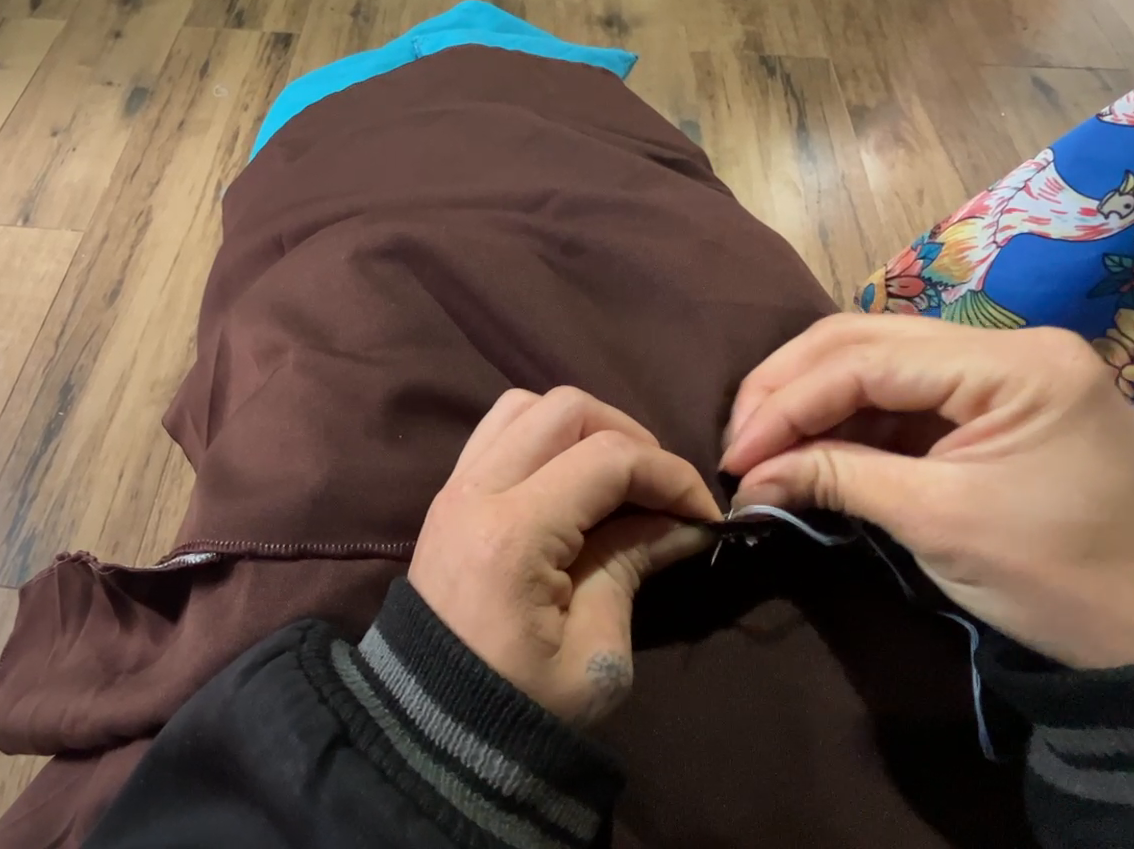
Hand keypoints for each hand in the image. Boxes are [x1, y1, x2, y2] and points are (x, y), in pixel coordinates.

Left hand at [408, 387, 721, 725]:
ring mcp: (454, 485)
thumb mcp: (595, 655)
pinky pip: (497, 430)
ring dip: (581, 427)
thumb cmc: (517, 707)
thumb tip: (680, 522)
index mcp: (512, 533)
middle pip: (564, 408)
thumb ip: (631, 567)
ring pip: (525, 406)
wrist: (429, 728)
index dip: (669, 475)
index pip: (607, 459)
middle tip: (661, 490)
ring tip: (618, 477)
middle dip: (630, 436)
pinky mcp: (447, 494)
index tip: (703, 514)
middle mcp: (475, 490)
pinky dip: (543, 436)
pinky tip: (570, 480)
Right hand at [719, 314, 1133, 669]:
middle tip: (739, 442)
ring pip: (867, 359)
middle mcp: (1006, 345)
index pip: (865, 361)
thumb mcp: (935, 522)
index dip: (786, 403)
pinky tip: (805, 444)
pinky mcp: (983, 402)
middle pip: (859, 341)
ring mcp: (996, 370)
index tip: (736, 456)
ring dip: (805, 399)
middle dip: (785, 389)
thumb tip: (745, 475)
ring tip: (760, 445)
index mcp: (1015, 365)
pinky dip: (838, 417)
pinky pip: (891, 392)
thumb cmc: (1061, 581)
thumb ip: (833, 476)